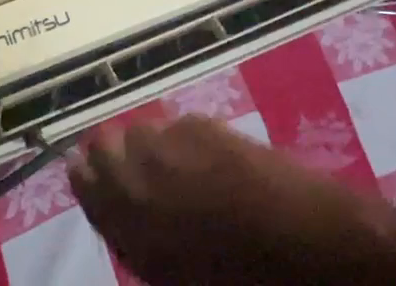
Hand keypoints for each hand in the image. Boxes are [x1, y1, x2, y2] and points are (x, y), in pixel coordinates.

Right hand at [70, 115, 393, 285]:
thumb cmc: (248, 280)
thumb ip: (142, 244)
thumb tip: (128, 221)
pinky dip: (186, 140)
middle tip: (141, 168)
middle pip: (102, 145)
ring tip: (180, 164)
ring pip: (140, 132)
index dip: (85, 176)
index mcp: (129, 224)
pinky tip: (212, 159)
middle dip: (114, 154)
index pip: (84, 183)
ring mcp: (165, 146)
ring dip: (152, 145)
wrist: (311, 247)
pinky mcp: (198, 125)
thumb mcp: (178, 276)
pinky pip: (177, 127)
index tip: (87, 171)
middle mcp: (134, 177)